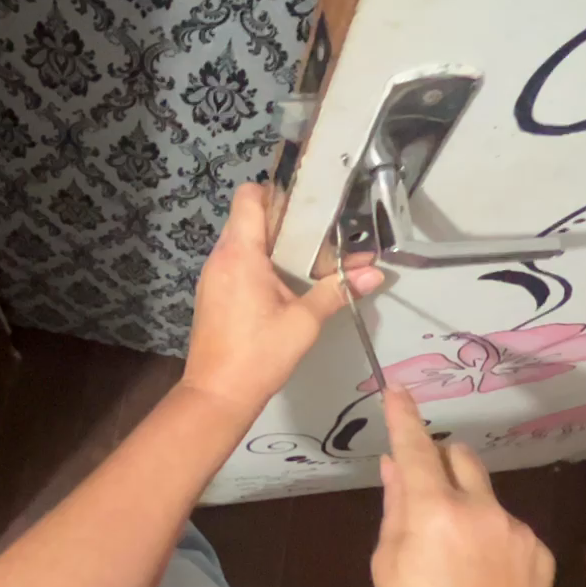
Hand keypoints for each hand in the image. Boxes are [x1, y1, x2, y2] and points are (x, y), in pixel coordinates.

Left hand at [181, 183, 384, 418]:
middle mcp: (220, 258)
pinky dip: (256, 265)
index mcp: (240, 253)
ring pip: (240, 243)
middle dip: (281, 221)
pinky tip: (281, 285)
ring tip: (303, 259)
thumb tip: (374, 274)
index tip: (305, 206)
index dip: (275, 192)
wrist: (217, 395)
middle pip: (246, 218)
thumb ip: (337, 292)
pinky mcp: (211, 296)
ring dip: (269, 245)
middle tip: (316, 233)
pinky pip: (234, 265)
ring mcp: (211, 277)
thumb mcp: (305, 322)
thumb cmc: (259, 355)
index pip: (249, 197)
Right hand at [370, 390, 555, 586]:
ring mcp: (516, 527)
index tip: (396, 389)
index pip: (416, 447)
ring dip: (467, 503)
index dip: (403, 416)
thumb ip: (395, 508)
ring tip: (457, 555)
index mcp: (433, 510)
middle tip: (426, 496)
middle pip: (460, 456)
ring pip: (485, 493)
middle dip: (441, 462)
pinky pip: (508, 524)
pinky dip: (491, 534)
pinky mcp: (540, 549)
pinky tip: (485, 576)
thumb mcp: (386, 565)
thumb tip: (395, 466)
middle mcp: (480, 506)